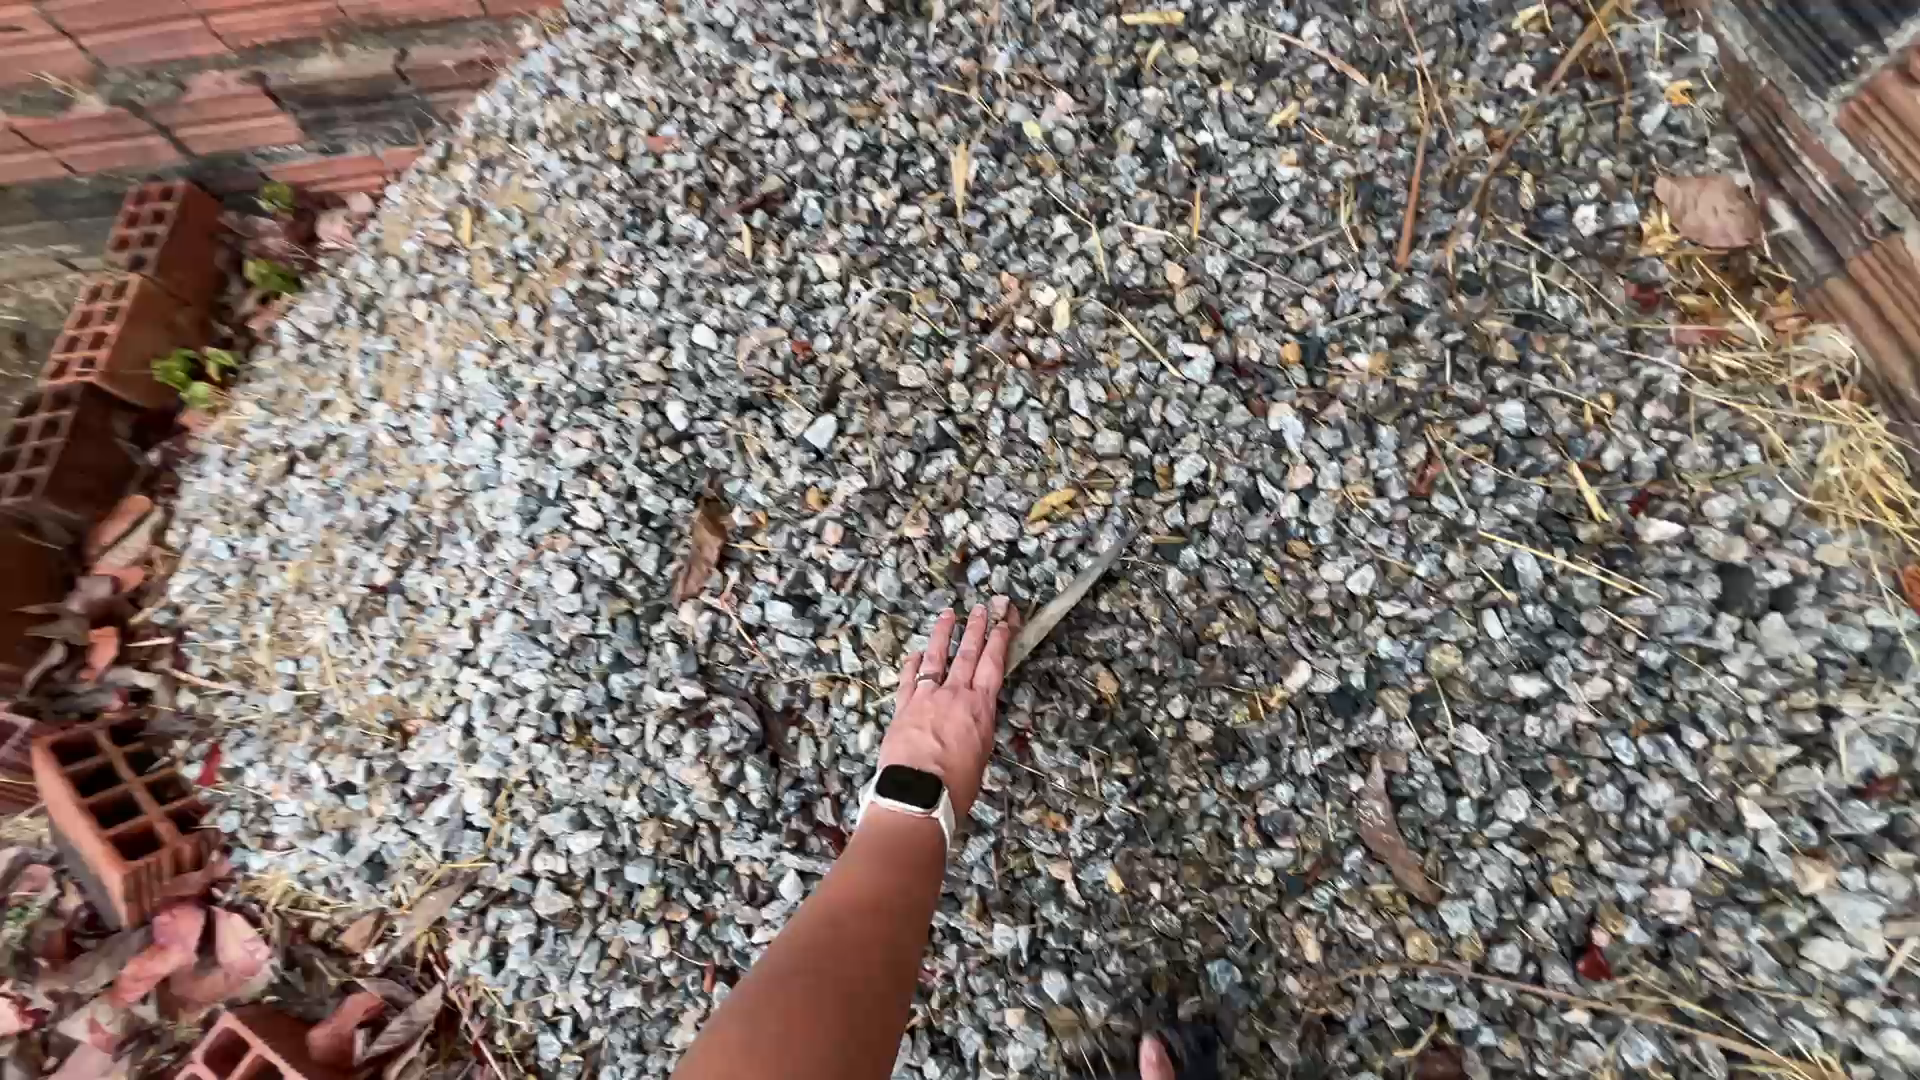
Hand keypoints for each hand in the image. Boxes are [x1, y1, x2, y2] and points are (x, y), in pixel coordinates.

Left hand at [875, 599, 1018, 818]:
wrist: (917, 794)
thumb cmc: (957, 785)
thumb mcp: (981, 754)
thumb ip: (977, 729)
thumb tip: (971, 720)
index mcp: (980, 707)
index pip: (992, 664)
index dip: (999, 639)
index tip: (1003, 621)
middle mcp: (954, 695)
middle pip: (967, 653)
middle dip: (975, 628)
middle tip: (981, 608)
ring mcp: (926, 697)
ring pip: (936, 657)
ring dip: (943, 634)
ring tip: (948, 614)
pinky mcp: (903, 706)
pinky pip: (909, 678)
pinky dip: (912, 664)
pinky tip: (914, 654)